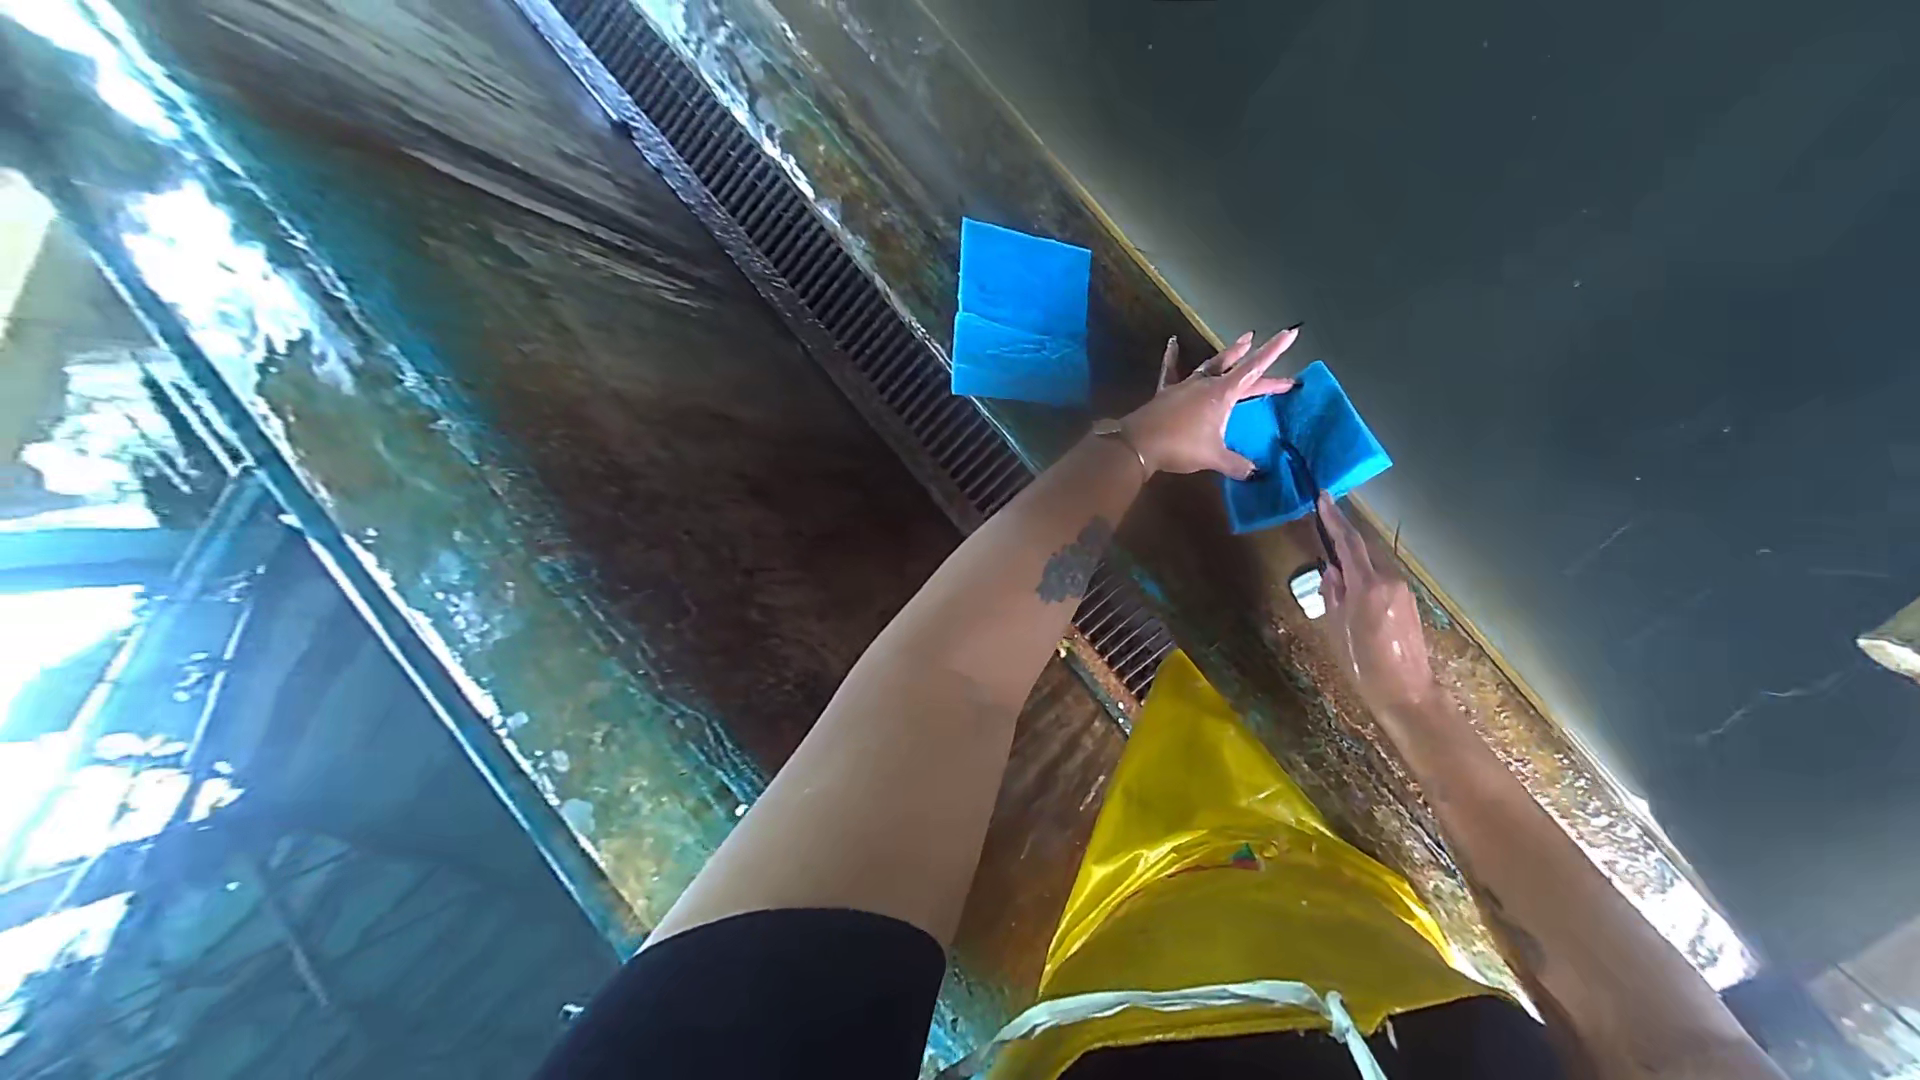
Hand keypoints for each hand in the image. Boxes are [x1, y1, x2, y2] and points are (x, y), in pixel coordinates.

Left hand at [1120, 329, 1298, 478]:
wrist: (1138, 444)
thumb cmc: (1180, 447)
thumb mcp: (1213, 457)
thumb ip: (1236, 464)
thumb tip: (1254, 473)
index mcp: (1222, 394)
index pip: (1254, 368)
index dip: (1273, 351)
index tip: (1290, 332)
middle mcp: (1205, 383)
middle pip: (1238, 371)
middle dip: (1261, 369)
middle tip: (1281, 372)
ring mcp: (1184, 385)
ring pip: (1210, 364)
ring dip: (1228, 354)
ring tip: (1244, 340)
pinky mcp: (1165, 392)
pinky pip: (1170, 370)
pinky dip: (1173, 356)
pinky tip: (1172, 342)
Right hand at [1317, 490, 1440, 712]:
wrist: (1406, 692)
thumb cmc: (1363, 663)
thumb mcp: (1336, 628)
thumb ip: (1332, 594)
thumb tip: (1331, 570)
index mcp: (1368, 586)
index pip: (1349, 543)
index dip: (1334, 519)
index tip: (1323, 497)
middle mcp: (1389, 582)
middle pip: (1363, 550)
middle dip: (1343, 536)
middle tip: (1322, 521)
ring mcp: (1402, 591)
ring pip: (1372, 564)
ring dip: (1353, 557)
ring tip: (1332, 558)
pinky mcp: (1407, 603)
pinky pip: (1380, 579)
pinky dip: (1363, 574)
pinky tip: (1349, 584)